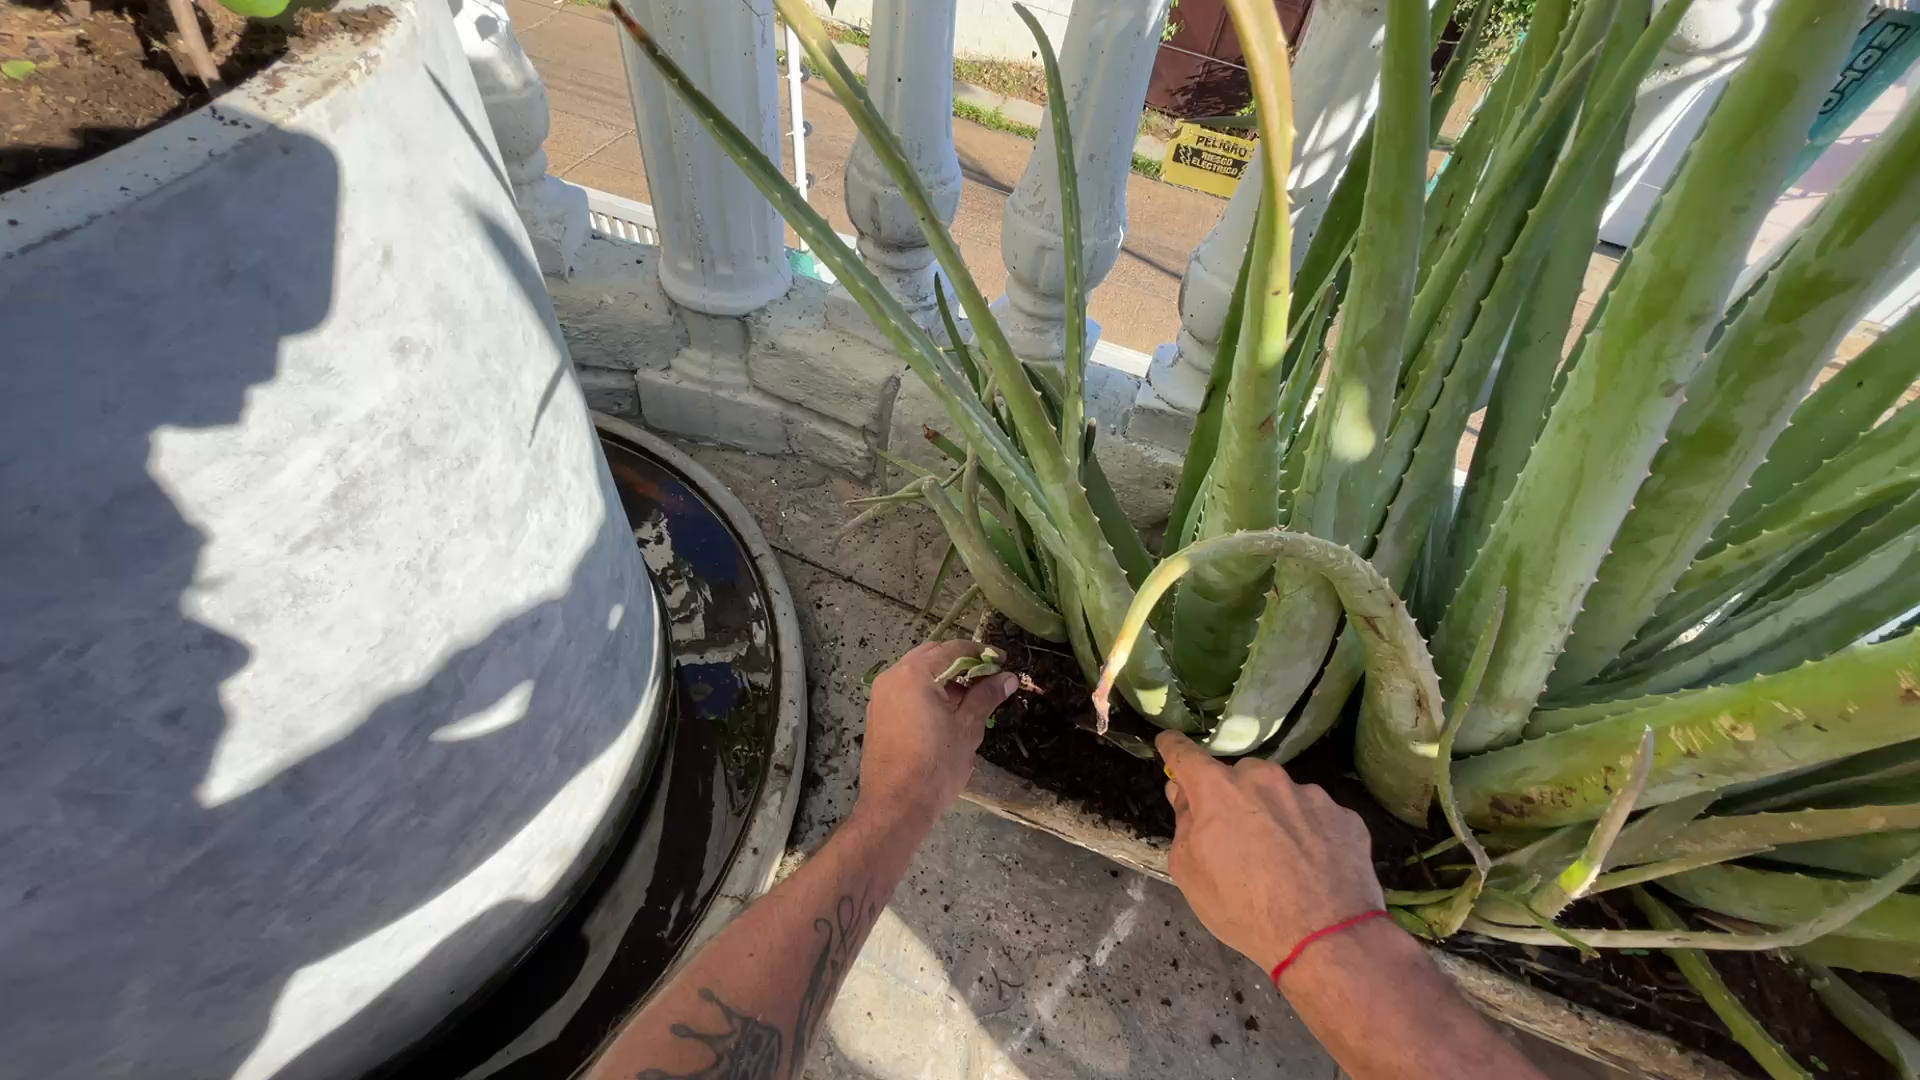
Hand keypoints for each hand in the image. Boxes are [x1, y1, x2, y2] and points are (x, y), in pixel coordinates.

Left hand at [858, 640, 1017, 825]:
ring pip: (917, 674)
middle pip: (932, 656)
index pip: (953, 649)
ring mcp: (880, 696)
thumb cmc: (936, 764)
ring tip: (970, 699)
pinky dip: (927, 693)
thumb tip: (1007, 678)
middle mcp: (892, 677)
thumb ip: (986, 695)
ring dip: (943, 679)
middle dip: (961, 664)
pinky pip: (905, 691)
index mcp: (914, 673)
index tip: (1002, 663)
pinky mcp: (877, 715)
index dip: (981, 654)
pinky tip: (946, 714)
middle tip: (987, 680)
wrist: (896, 805)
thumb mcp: (968, 727)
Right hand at [1157, 731, 1388, 975]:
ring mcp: (1308, 794)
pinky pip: (1315, 816)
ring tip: (1282, 858)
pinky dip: (1309, 832)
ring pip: (1280, 793)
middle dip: (1232, 795)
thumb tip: (1184, 795)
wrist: (1328, 943)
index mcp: (1218, 789)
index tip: (1168, 744)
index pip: (1184, 753)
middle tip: (1236, 835)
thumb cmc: (1244, 909)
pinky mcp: (1344, 816)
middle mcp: (1263, 778)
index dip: (1172, 748)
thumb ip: (1183, 823)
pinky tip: (1313, 867)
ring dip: (1273, 812)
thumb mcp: (1189, 872)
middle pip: (1237, 775)